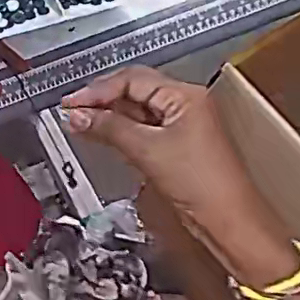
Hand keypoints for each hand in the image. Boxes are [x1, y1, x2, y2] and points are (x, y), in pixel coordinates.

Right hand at [61, 67, 294, 284]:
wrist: (228, 220)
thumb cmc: (204, 184)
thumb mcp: (147, 150)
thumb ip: (109, 128)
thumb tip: (78, 115)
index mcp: (184, 95)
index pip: (131, 79)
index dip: (97, 90)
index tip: (71, 103)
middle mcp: (185, 104)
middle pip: (133, 90)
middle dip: (100, 100)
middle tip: (72, 111)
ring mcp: (181, 124)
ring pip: (135, 109)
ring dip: (108, 115)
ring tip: (81, 123)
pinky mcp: (176, 143)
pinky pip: (141, 127)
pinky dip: (119, 130)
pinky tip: (102, 135)